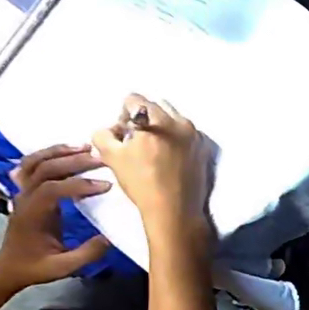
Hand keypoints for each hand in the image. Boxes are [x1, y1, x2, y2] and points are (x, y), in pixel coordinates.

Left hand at [0, 144, 114, 287]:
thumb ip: (86, 254)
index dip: (79, 184)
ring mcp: (22, 192)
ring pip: (35, 161)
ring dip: (60, 151)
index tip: (106, 185)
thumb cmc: (35, 267)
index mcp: (32, 215)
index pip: (53, 189)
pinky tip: (68, 151)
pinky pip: (32, 164)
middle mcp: (24, 198)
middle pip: (44, 168)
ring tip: (85, 147)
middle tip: (101, 159)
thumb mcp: (63, 267)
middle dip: (73, 161)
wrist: (8, 267)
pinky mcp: (26, 191)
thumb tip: (109, 238)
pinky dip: (49, 153)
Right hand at [92, 95, 213, 240]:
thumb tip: (112, 129)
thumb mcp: (111, 157)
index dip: (123, 115)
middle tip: (138, 140)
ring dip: (162, 126)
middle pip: (156, 106)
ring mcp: (194, 135)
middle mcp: (178, 122)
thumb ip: (104, 135)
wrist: (175, 209)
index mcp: (154, 120)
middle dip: (144, 118)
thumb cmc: (142, 182)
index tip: (124, 135)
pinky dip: (177, 138)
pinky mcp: (204, 149)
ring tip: (155, 149)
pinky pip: (188, 133)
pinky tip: (171, 157)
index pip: (134, 100)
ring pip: (174, 118)